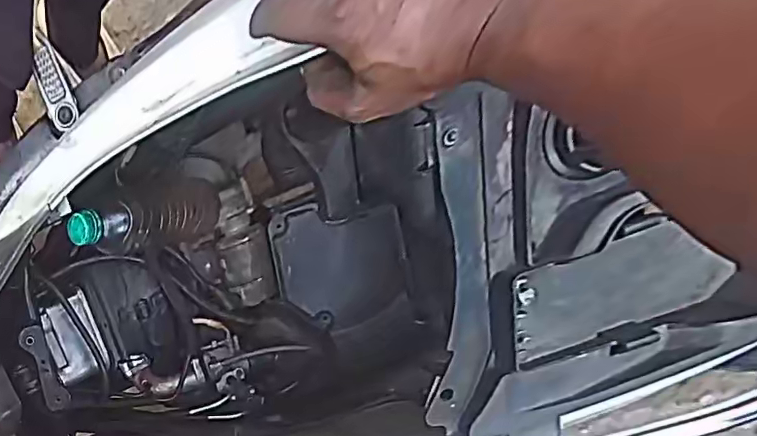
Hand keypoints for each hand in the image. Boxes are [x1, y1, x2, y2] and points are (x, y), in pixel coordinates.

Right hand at [251, 0, 507, 121]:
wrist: (489, 17)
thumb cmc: (440, 53)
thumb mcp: (370, 104)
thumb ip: (327, 95)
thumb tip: (313, 79)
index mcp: (337, 18)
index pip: (276, 15)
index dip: (266, 27)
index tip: (267, 31)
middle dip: (305, 15)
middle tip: (318, 33)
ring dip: (337, 10)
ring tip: (361, 23)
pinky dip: (363, 6)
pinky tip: (382, 14)